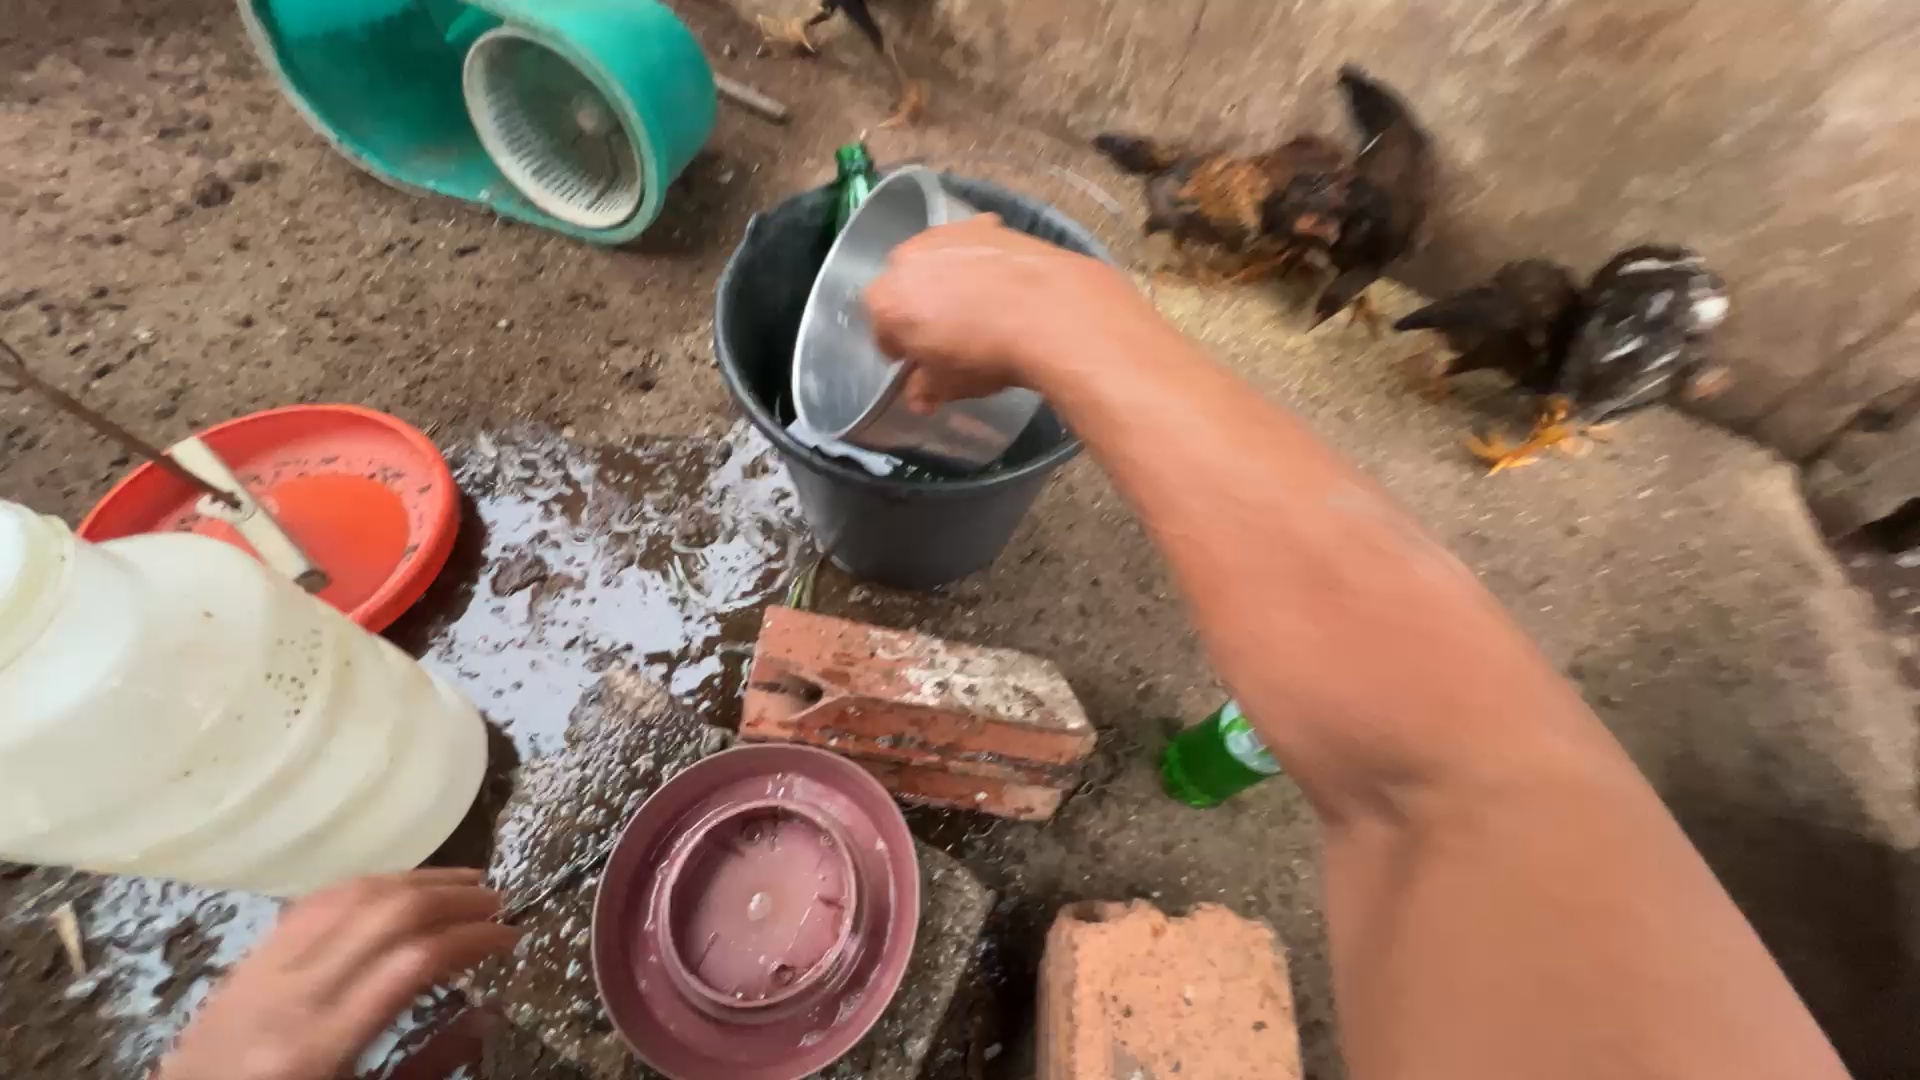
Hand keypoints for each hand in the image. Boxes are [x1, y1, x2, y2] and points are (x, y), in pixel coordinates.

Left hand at [156, 869, 519, 1079]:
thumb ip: (427, 1065)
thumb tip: (491, 1013)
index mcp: (316, 1049)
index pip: (416, 961)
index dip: (475, 938)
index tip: (511, 938)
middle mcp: (287, 999)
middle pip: (390, 914)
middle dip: (457, 898)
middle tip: (497, 904)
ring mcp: (258, 975)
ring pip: (354, 894)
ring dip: (421, 880)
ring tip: (465, 883)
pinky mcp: (244, 965)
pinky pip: (315, 903)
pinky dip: (372, 885)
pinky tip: (403, 889)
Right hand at [863, 215, 1152, 412]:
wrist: (1048, 311)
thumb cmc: (985, 354)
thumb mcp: (949, 385)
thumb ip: (924, 390)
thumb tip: (918, 399)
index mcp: (885, 302)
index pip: (883, 334)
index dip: (903, 352)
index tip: (923, 363)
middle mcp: (905, 258)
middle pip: (905, 291)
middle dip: (920, 311)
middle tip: (950, 337)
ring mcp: (944, 234)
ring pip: (935, 264)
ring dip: (947, 283)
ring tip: (978, 310)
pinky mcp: (981, 223)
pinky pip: (970, 247)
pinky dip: (978, 262)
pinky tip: (1001, 282)